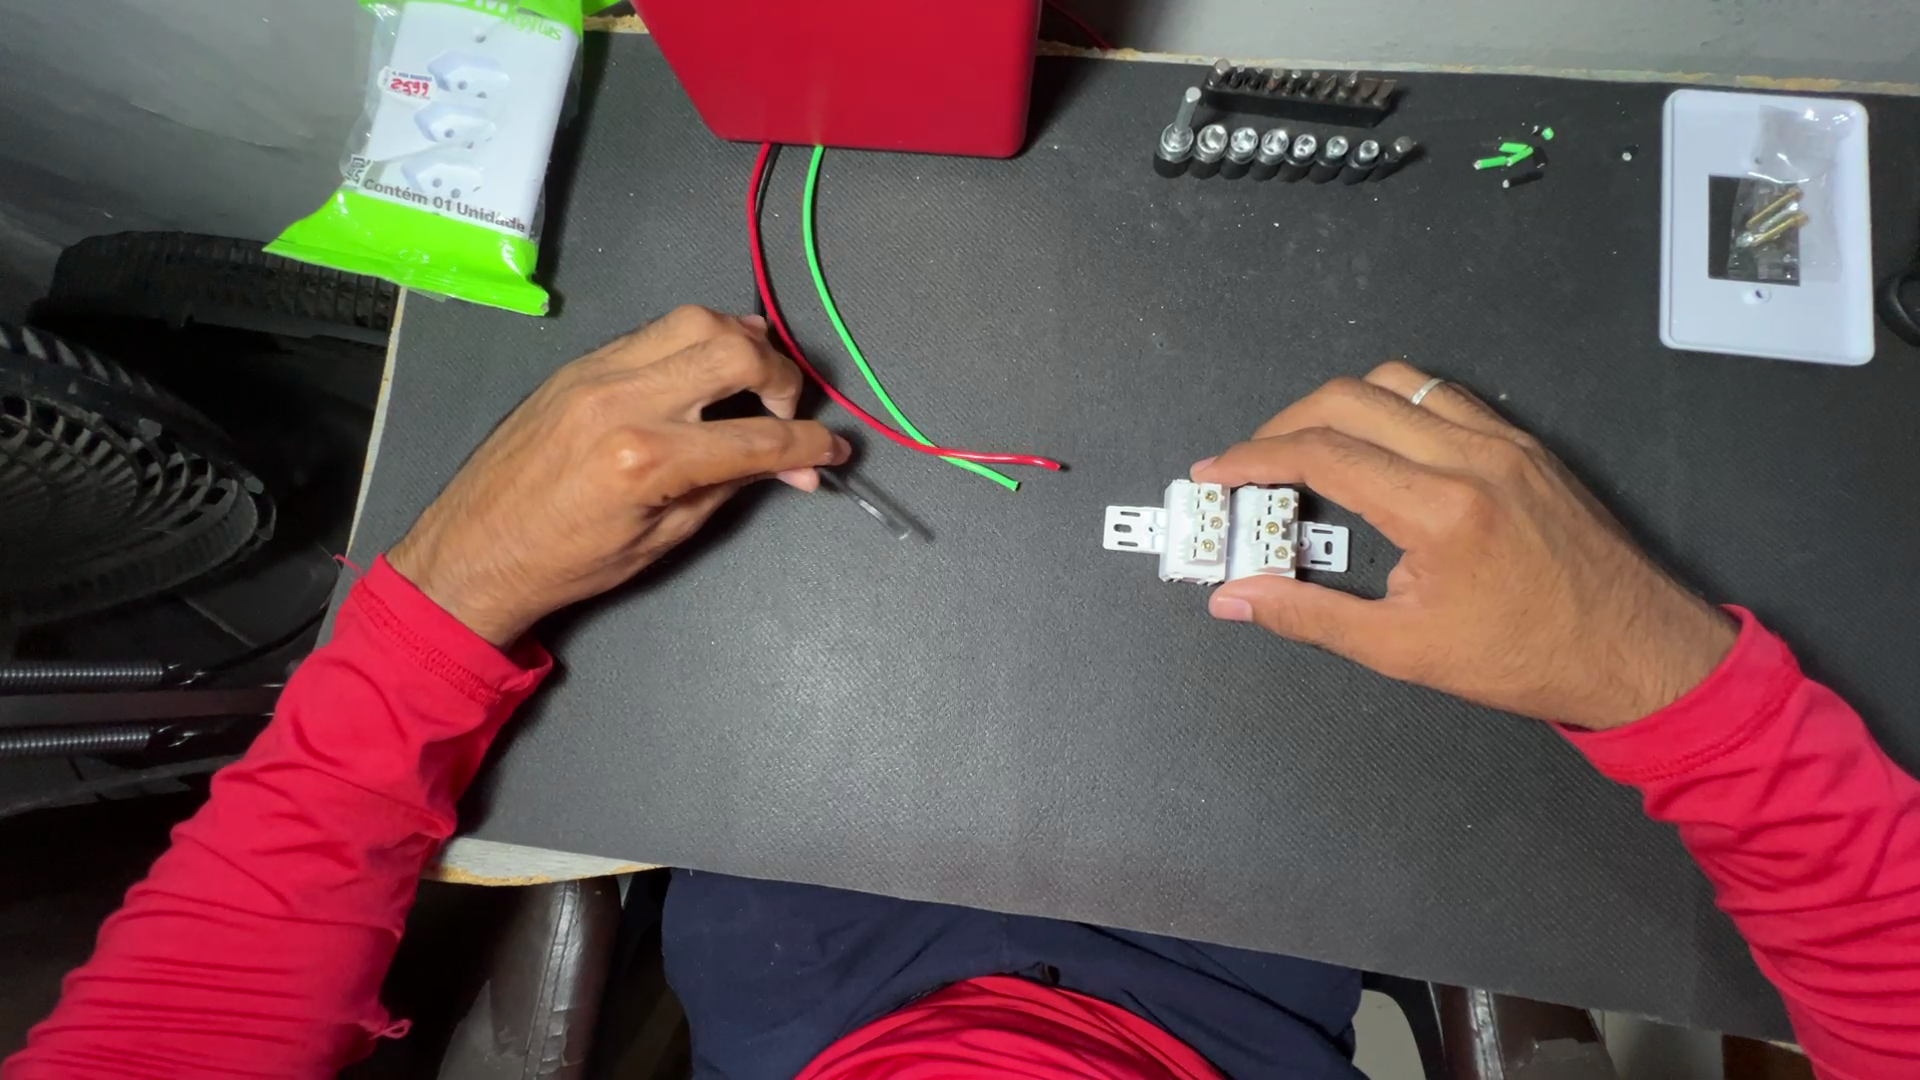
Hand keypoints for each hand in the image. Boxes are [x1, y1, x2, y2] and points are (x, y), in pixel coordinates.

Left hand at [388, 306, 849, 646]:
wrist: (475, 548)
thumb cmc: (575, 562)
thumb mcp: (669, 535)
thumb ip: (735, 486)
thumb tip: (796, 468)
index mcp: (649, 460)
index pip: (761, 437)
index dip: (813, 445)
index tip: (835, 452)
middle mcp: (626, 399)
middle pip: (736, 350)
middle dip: (783, 380)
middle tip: (783, 414)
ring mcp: (600, 370)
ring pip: (698, 320)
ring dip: (743, 345)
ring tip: (752, 382)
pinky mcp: (584, 361)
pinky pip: (660, 330)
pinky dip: (700, 341)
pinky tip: (710, 370)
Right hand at [1195, 362, 1735, 729]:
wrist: (1640, 655)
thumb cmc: (1523, 656)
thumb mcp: (1398, 649)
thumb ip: (1304, 615)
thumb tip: (1234, 597)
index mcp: (1439, 509)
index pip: (1321, 454)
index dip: (1252, 458)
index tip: (1215, 471)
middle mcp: (1471, 457)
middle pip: (1348, 399)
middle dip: (1280, 425)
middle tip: (1249, 462)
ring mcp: (1502, 442)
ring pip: (1394, 381)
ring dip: (1333, 405)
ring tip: (1303, 446)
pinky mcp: (1522, 444)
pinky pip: (1439, 395)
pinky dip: (1386, 405)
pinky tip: (1371, 443)